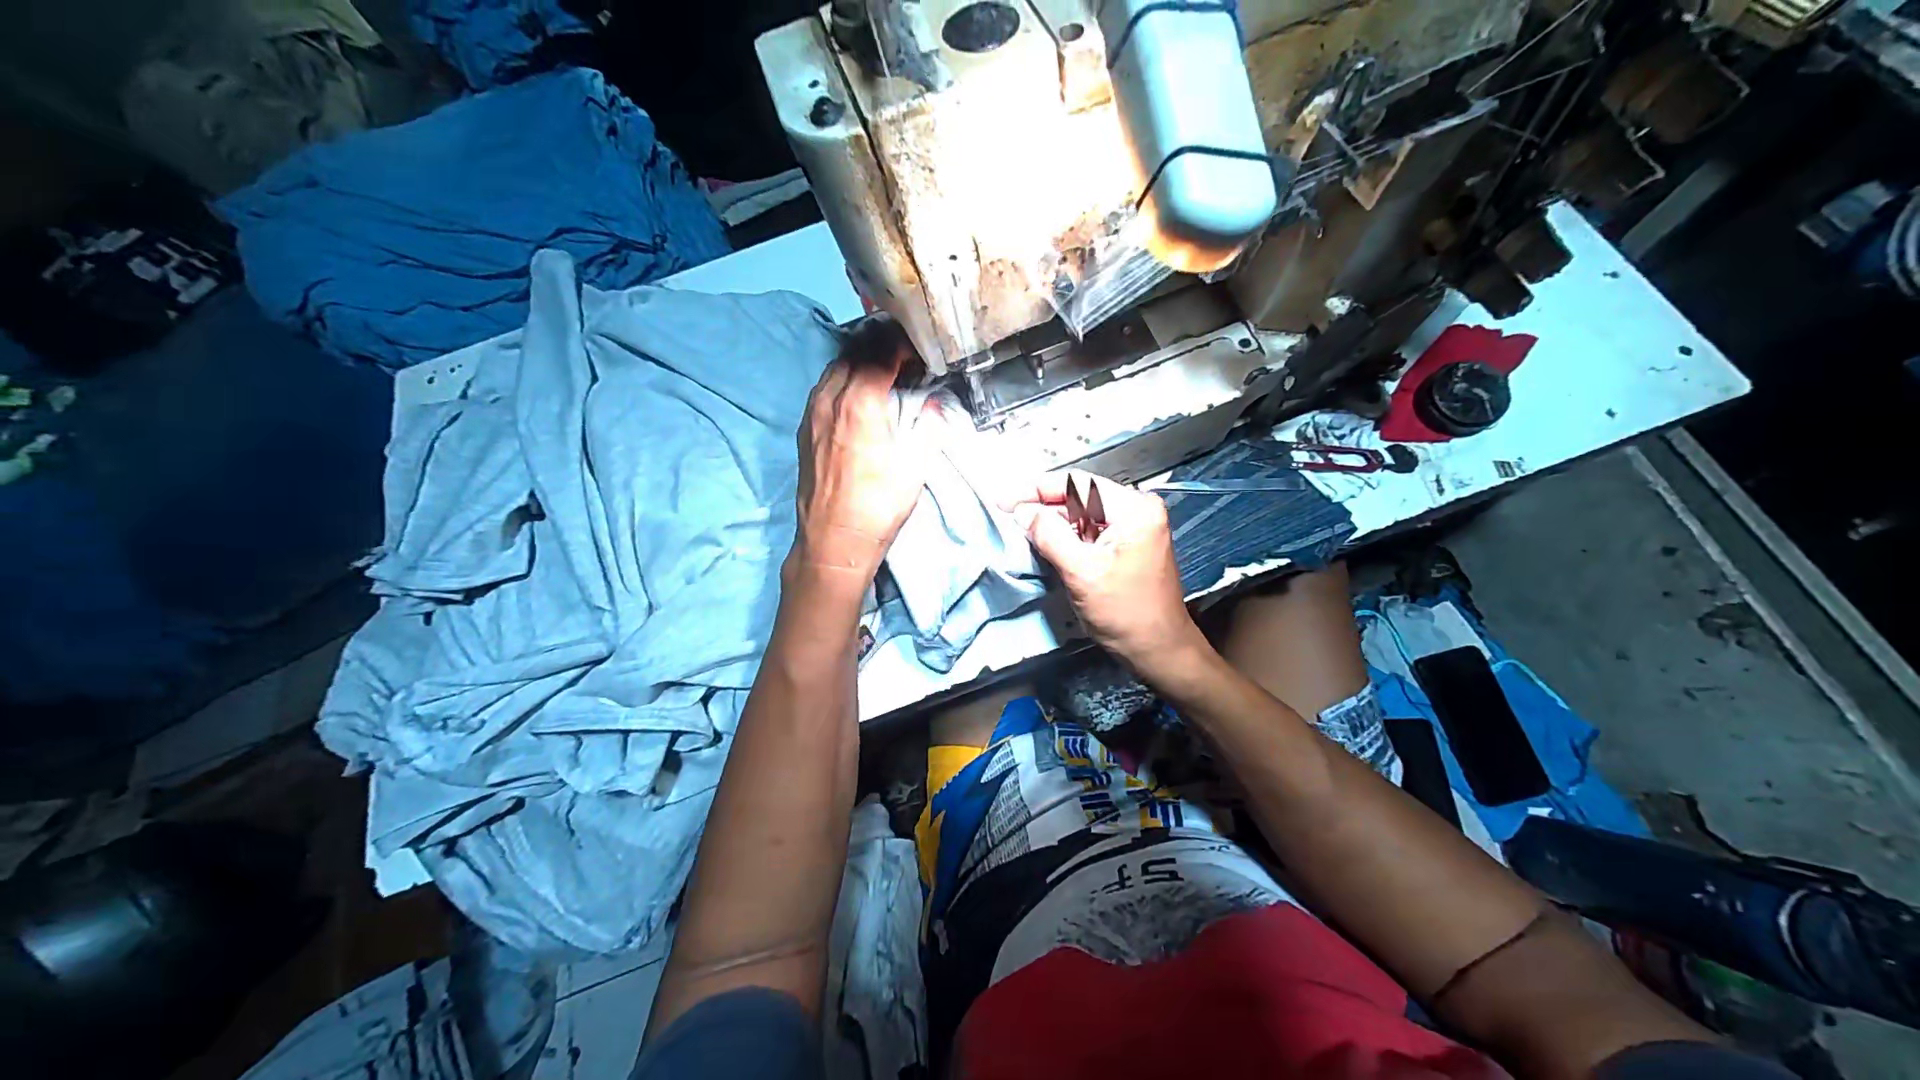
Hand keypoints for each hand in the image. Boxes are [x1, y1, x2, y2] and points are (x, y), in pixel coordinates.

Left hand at [791, 332, 931, 585]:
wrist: (832, 541)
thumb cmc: (875, 508)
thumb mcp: (914, 467)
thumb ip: (928, 426)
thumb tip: (935, 401)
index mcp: (858, 404)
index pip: (880, 354)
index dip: (903, 347)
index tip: (921, 352)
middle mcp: (830, 400)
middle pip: (855, 353)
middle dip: (882, 349)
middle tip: (906, 359)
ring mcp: (812, 414)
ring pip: (835, 368)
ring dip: (860, 362)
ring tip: (883, 373)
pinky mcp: (804, 429)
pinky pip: (823, 388)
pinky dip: (843, 380)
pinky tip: (858, 395)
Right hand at [1011, 470, 1206, 676]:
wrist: (1157, 650)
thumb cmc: (1127, 613)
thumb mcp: (1082, 571)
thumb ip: (1050, 535)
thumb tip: (1023, 512)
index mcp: (1134, 509)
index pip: (1077, 484)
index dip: (1037, 490)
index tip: (1006, 501)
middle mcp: (1137, 511)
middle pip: (1079, 497)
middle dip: (1043, 506)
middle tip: (1008, 514)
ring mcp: (1133, 529)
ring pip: (1081, 515)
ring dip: (1052, 522)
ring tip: (1021, 528)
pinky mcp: (1125, 547)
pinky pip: (1089, 532)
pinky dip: (1065, 536)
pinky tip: (1043, 541)